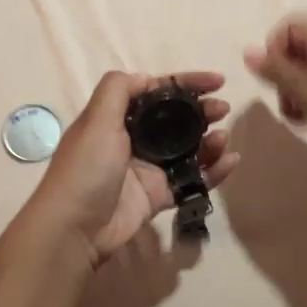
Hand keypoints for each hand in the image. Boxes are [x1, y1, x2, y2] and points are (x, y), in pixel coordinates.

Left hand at [31, 71, 239, 259]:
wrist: (75, 229)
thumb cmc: (86, 169)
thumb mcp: (97, 120)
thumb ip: (119, 89)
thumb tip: (147, 78)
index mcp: (116, 118)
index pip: (156, 92)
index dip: (185, 83)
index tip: (216, 80)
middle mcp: (133, 140)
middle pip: (176, 119)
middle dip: (202, 111)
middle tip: (223, 109)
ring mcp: (147, 170)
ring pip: (188, 149)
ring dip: (209, 141)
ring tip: (224, 138)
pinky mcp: (159, 197)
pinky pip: (192, 180)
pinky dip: (213, 171)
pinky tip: (231, 161)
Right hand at [244, 16, 306, 170]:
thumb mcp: (303, 88)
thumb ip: (274, 69)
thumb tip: (248, 50)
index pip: (290, 26)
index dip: (274, 47)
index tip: (271, 75)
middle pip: (298, 50)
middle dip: (283, 76)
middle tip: (285, 101)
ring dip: (296, 93)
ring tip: (299, 117)